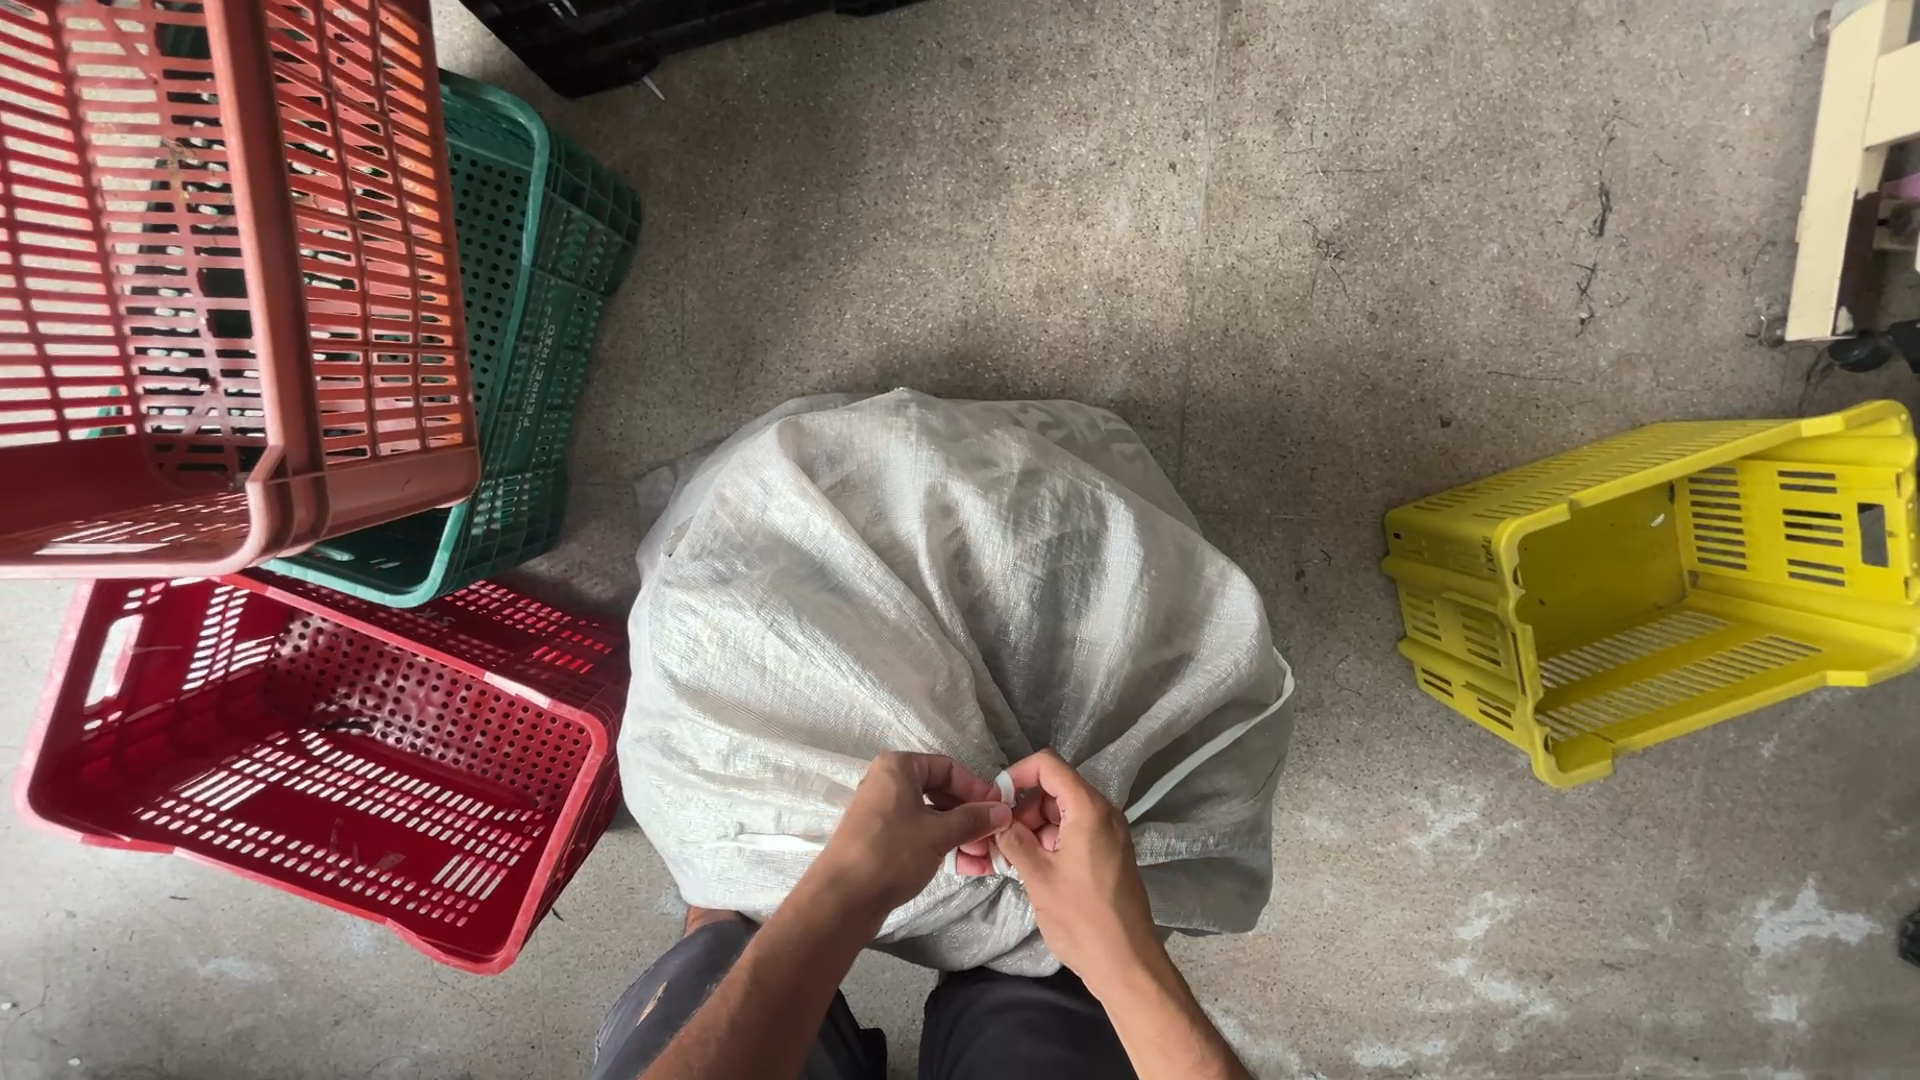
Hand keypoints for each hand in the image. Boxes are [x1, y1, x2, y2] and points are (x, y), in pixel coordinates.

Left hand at [802, 752, 1012, 925]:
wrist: (841, 900)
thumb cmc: (891, 853)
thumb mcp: (938, 834)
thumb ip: (973, 819)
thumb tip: (1003, 810)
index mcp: (899, 767)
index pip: (948, 768)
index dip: (976, 788)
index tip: (998, 810)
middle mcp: (889, 783)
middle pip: (941, 792)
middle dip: (970, 816)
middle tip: (994, 837)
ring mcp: (884, 813)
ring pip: (933, 817)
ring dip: (961, 835)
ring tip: (986, 857)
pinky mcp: (883, 840)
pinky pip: (920, 835)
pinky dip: (943, 846)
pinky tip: (967, 865)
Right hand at [986, 749, 1162, 998]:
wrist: (1126, 963)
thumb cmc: (1081, 917)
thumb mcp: (1038, 876)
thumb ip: (1013, 840)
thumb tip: (996, 820)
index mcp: (1088, 808)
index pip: (1048, 765)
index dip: (1018, 774)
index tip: (996, 799)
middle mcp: (1102, 812)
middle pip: (1053, 789)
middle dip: (1023, 808)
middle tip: (1001, 839)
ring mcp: (1108, 832)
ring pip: (1061, 811)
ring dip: (1034, 828)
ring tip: (1012, 859)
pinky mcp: (1108, 852)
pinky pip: (1073, 831)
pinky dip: (1050, 841)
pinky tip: (1033, 867)